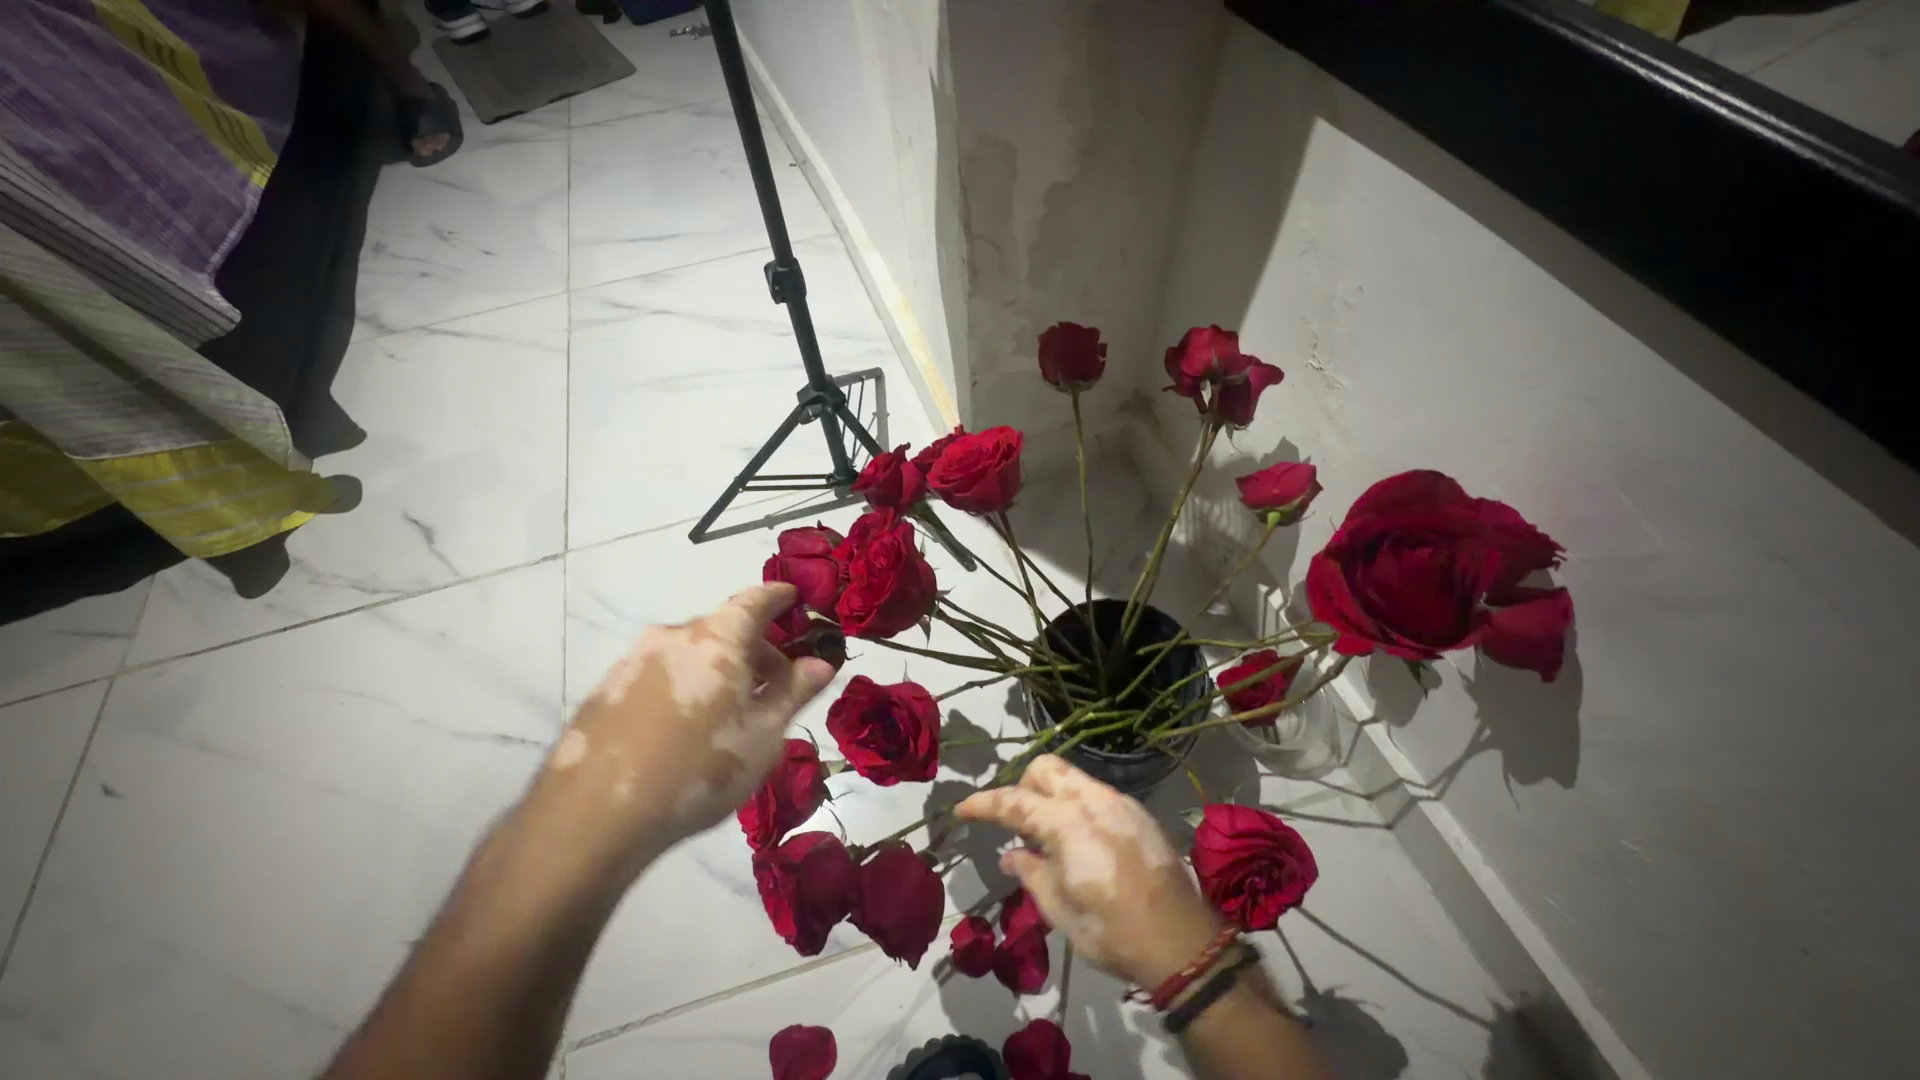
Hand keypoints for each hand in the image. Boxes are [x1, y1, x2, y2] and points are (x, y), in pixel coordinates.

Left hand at [525, 583, 836, 877]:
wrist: (595, 814)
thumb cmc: (698, 770)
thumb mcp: (763, 736)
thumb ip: (794, 693)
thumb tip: (821, 662)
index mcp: (717, 640)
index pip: (755, 601)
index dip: (778, 597)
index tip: (795, 598)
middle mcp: (673, 637)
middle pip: (723, 630)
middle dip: (754, 651)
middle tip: (774, 687)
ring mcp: (635, 661)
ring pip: (691, 654)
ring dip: (718, 671)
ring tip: (730, 716)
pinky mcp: (607, 689)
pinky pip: (661, 675)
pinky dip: (686, 687)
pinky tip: (686, 731)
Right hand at [956, 755, 1225, 988]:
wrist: (1181, 942)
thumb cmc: (1111, 931)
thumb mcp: (1059, 910)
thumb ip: (1030, 872)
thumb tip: (1010, 853)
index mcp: (1068, 823)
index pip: (1014, 801)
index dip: (983, 804)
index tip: (961, 810)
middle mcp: (1094, 800)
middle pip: (1045, 767)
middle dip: (1022, 785)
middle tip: (1015, 822)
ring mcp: (1120, 803)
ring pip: (1073, 777)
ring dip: (1050, 794)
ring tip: (1045, 836)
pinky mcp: (1138, 814)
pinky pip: (1096, 794)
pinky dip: (1076, 805)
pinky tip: (1078, 841)